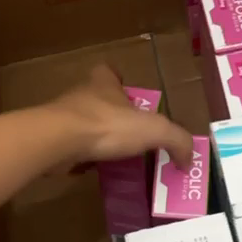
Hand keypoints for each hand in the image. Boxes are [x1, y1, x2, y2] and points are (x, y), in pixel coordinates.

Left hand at [45, 64, 192, 169]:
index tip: (128, 96)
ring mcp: (63, 117)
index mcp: (104, 83)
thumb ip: (176, 140)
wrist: (58, 141)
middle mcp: (82, 95)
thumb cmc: (106, 125)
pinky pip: (70, 147)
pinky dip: (81, 156)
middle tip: (130, 134)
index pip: (109, 72)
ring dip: (96, 136)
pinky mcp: (52, 140)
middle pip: (98, 99)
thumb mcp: (153, 129)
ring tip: (115, 155)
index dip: (117, 80)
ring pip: (83, 123)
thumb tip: (188, 158)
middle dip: (112, 114)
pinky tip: (93, 169)